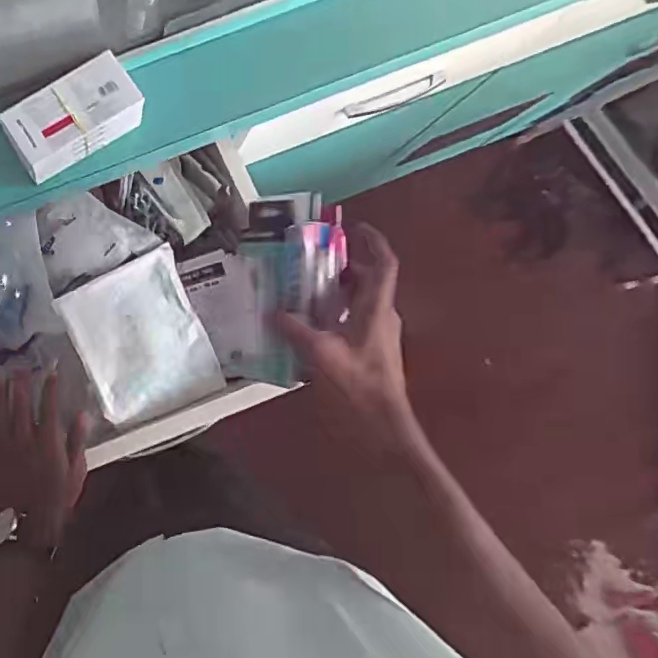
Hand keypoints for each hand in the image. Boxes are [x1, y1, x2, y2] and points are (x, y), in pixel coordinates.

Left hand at [0, 369, 92, 552]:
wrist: (31, 520)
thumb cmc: (59, 495)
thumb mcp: (76, 469)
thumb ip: (77, 440)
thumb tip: (82, 415)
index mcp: (49, 441)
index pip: (48, 406)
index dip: (49, 387)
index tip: (51, 371)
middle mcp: (26, 439)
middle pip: (22, 404)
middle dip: (22, 383)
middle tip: (22, 368)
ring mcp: (8, 446)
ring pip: (3, 413)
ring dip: (3, 394)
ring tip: (3, 378)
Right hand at [276, 223, 414, 435]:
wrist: (383, 429)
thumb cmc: (360, 388)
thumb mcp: (322, 356)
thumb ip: (297, 331)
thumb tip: (274, 312)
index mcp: (376, 310)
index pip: (384, 264)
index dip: (372, 241)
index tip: (352, 227)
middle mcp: (380, 317)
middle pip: (365, 281)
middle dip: (339, 267)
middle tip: (309, 262)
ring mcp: (376, 336)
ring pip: (356, 302)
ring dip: (332, 293)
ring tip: (300, 291)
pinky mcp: (369, 353)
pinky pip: (350, 323)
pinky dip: (331, 317)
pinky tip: (305, 327)